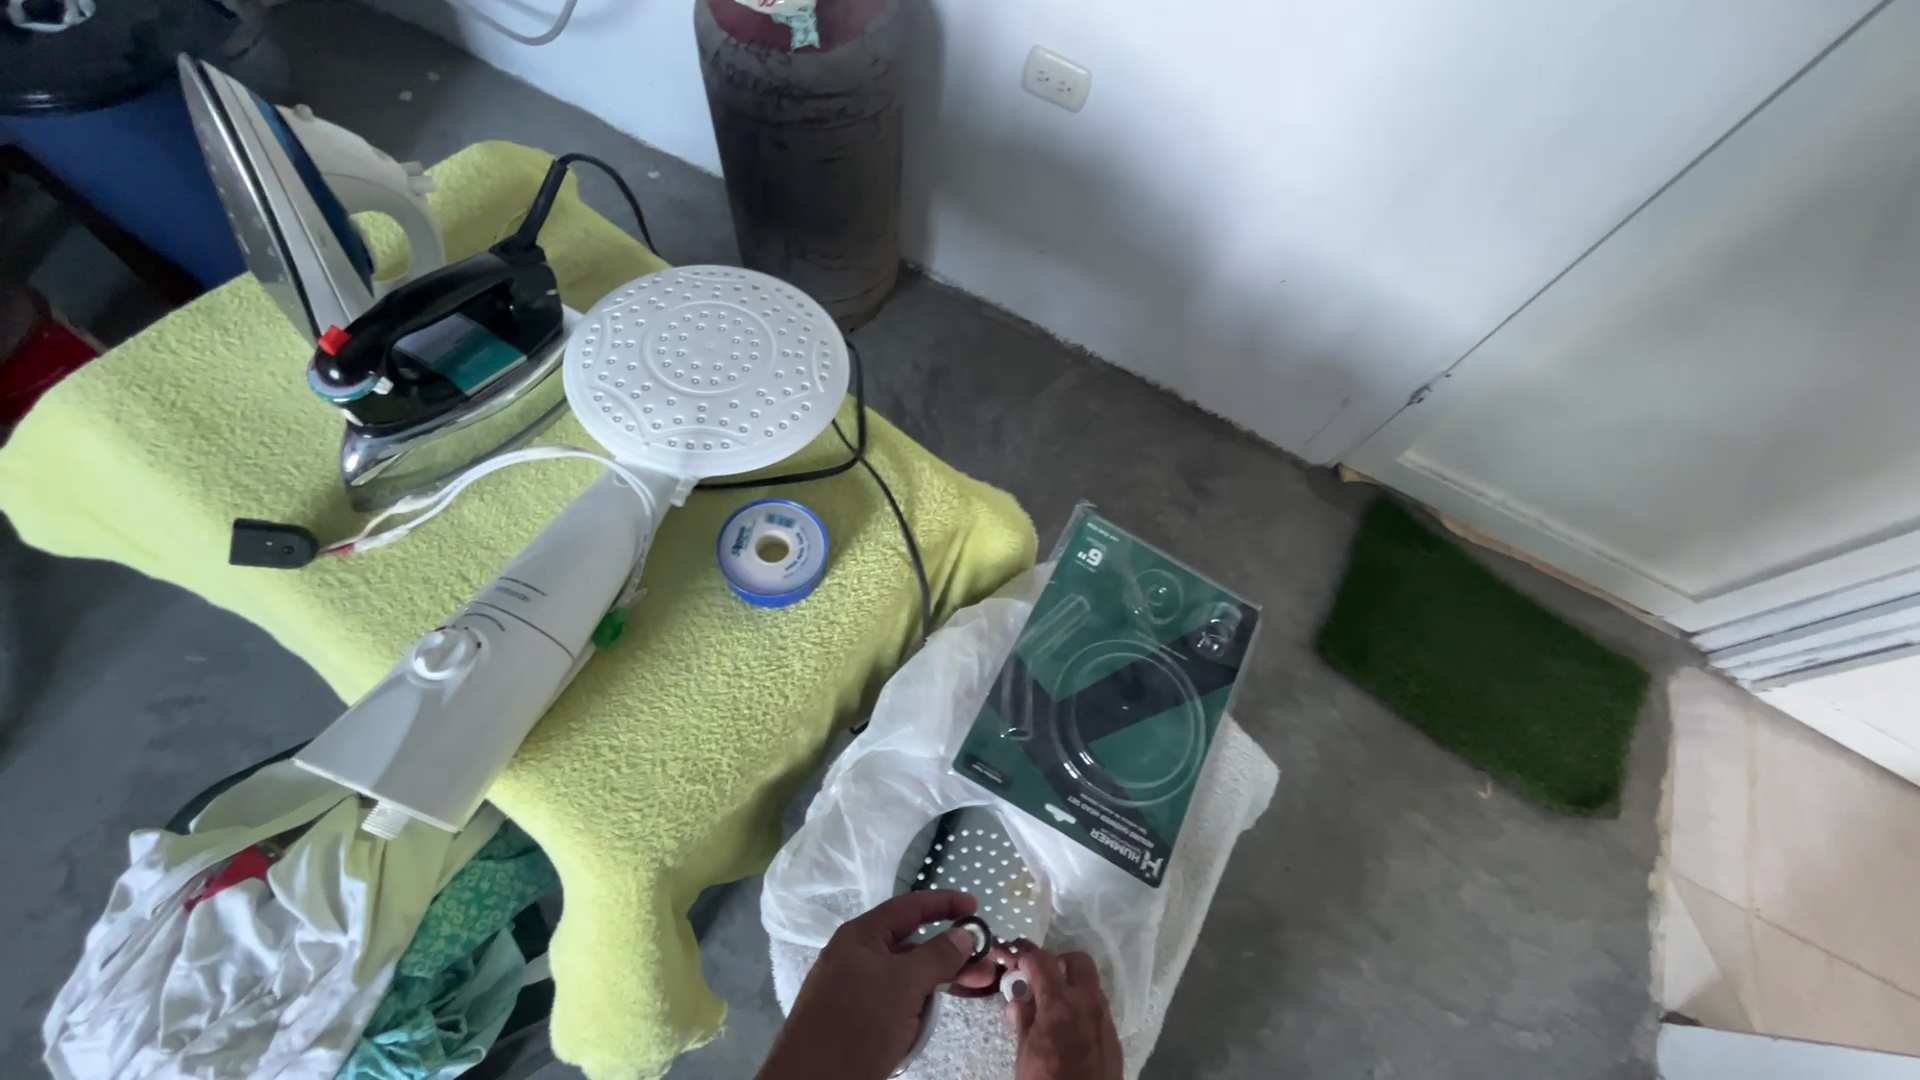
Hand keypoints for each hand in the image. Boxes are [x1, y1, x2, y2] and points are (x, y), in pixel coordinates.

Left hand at [759, 890, 993, 1079]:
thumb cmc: (857, 1023)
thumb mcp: (905, 984)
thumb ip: (938, 955)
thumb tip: (965, 933)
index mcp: (861, 936)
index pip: (909, 907)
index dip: (944, 903)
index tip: (975, 908)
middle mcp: (856, 956)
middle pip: (911, 946)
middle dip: (948, 956)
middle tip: (983, 968)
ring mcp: (855, 990)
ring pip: (905, 979)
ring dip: (933, 987)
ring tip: (965, 995)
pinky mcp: (856, 1021)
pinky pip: (895, 1004)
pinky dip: (915, 1010)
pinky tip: (925, 1025)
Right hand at [1005, 945, 1121, 1079]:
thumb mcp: (1025, 1055)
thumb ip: (1023, 1020)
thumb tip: (1017, 1001)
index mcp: (1060, 1004)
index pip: (1041, 960)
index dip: (1025, 955)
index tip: (1015, 957)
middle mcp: (1087, 1004)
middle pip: (1077, 961)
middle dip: (1058, 963)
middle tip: (1040, 981)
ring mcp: (1105, 1020)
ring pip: (1091, 985)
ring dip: (1072, 986)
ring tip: (1052, 1007)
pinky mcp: (1114, 1039)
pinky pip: (1098, 1010)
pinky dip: (1082, 1008)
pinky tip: (1068, 1029)